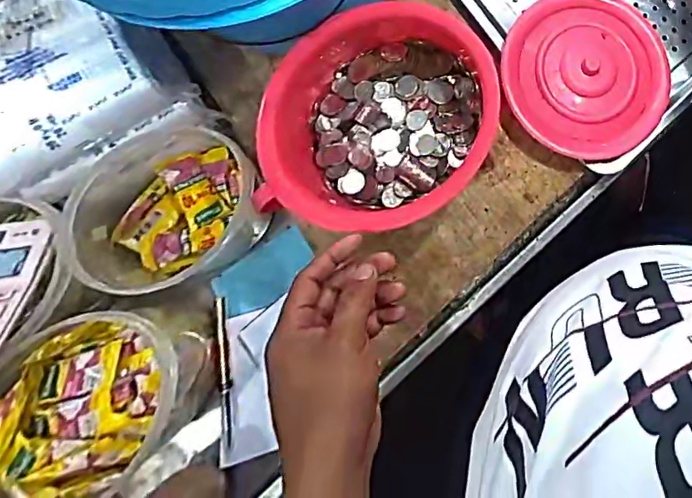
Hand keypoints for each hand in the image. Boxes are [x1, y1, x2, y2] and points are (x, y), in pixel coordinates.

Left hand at [267, 235, 407, 497]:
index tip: (358, 238)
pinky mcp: (340, 366)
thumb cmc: (330, 404)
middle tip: (391, 263)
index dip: (333, 256)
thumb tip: (364, 268)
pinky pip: (359, 329)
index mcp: (292, 332)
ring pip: (350, 310)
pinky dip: (378, 318)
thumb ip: (356, 300)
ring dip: (375, 297)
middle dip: (363, 277)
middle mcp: (304, 340)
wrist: (335, 454)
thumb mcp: (346, 342)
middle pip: (333, 293)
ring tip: (399, 293)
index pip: (309, 281)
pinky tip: (395, 315)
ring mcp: (322, 354)